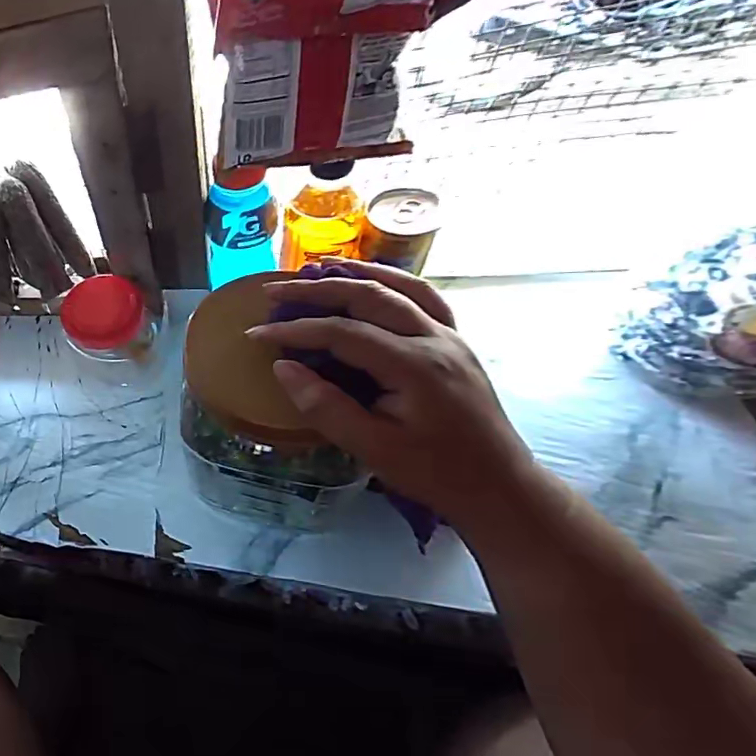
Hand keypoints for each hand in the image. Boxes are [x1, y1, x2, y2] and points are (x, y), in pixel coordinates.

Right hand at [247, 260, 547, 528]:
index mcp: (415, 367)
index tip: (256, 334)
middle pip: (369, 296)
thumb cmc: (433, 472)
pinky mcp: (454, 342)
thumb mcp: (371, 448)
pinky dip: (388, 282)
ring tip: (316, 269)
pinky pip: (421, 298)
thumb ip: (324, 406)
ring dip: (354, 274)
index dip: (296, 330)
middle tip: (274, 291)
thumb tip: (283, 368)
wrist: (498, 486)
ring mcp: (450, 337)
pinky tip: (366, 281)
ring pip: (399, 287)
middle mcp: (436, 340)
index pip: (343, 332)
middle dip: (316, 290)